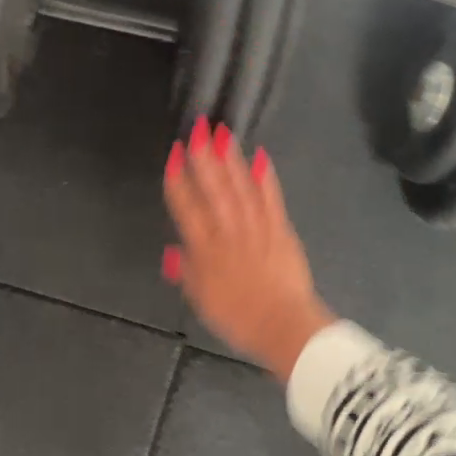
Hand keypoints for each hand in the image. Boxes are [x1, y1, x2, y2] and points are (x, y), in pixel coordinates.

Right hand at [163, 118, 336, 382]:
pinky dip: (264, 177)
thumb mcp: (202, 300)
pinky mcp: (281, 229)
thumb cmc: (238, 318)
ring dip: (231, 159)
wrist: (283, 326)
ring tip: (223, 134)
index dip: (178, 179)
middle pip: (213, 188)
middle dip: (204, 156)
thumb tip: (173, 251)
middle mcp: (228, 231)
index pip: (186, 207)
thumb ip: (187, 272)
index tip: (173, 154)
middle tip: (198, 129)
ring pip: (240, 187)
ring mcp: (256, 227)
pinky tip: (260, 158)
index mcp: (204, 248)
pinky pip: (270, 198)